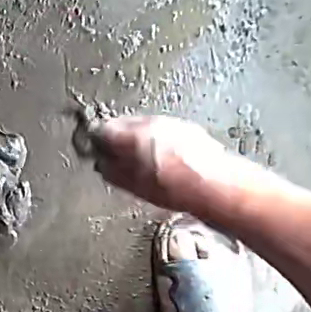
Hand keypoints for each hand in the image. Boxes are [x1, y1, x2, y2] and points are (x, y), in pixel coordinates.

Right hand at [88, 115, 247, 210]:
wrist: (215, 186)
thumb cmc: (177, 189)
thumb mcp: (135, 186)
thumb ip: (114, 172)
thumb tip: (104, 165)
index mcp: (133, 134)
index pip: (102, 129)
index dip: (95, 140)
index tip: (95, 151)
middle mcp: (151, 122)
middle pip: (123, 123)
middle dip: (117, 138)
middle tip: (116, 158)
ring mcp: (170, 122)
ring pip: (143, 126)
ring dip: (137, 139)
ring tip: (141, 163)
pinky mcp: (186, 128)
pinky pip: (162, 130)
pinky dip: (156, 141)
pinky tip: (161, 161)